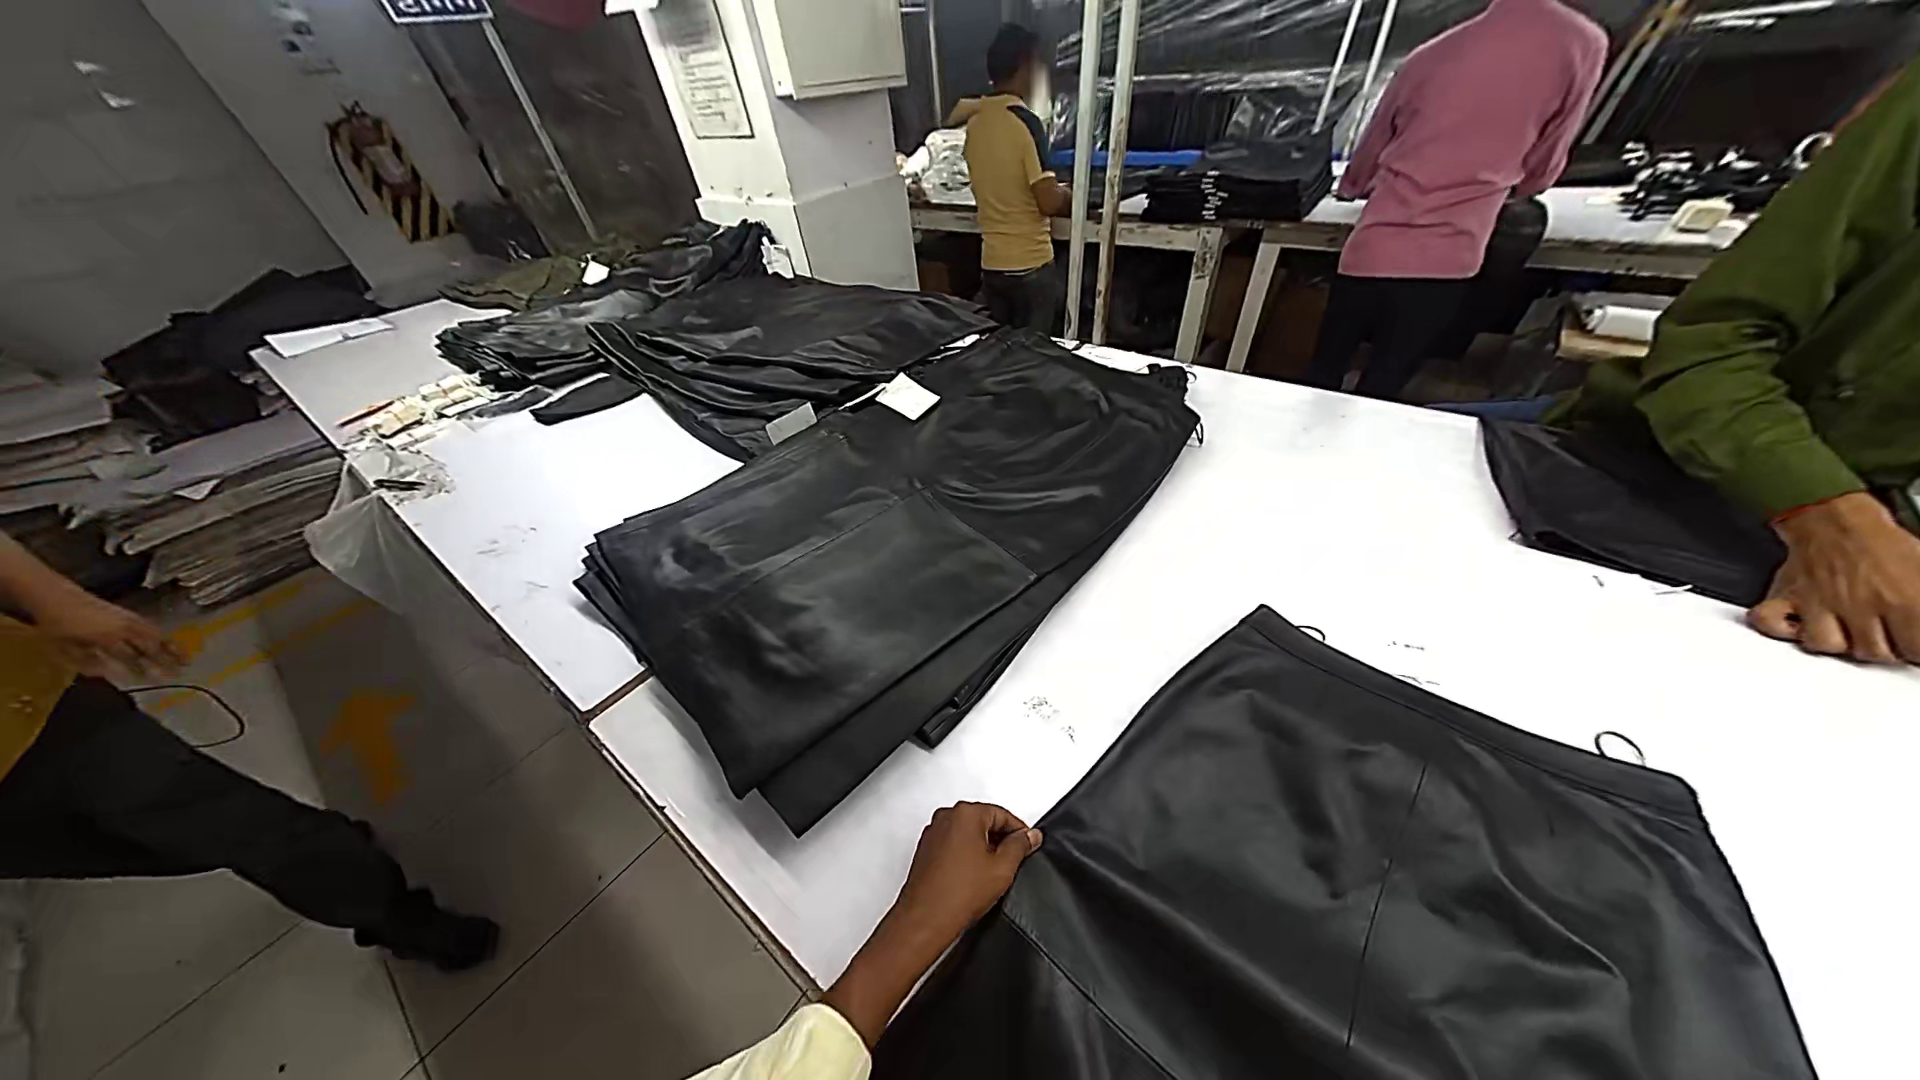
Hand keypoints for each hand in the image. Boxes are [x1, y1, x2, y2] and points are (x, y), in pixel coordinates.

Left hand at [35, 592, 183, 677]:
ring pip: (159, 637)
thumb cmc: (57, 625)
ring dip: (173, 648)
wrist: (60, 598)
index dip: (142, 670)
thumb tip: (107, 673)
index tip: (155, 681)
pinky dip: (165, 639)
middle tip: (179, 672)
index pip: (130, 658)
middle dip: (166, 661)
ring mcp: (134, 621)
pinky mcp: (135, 616)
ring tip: (185, 659)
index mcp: (109, 638)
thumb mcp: (62, 646)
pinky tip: (168, 644)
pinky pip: (155, 629)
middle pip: (151, 647)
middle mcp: (127, 629)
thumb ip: (85, 661)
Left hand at [892, 801, 1041, 940]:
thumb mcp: (1002, 868)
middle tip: (1013, 860)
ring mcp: (933, 832)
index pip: (1002, 814)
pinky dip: (965, 854)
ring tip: (991, 873)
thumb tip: (1030, 836)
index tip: (1028, 842)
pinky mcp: (926, 849)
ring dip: (982, 847)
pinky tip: (972, 877)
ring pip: (967, 832)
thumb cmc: (956, 894)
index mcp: (965, 813)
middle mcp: (946, 817)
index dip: (1019, 831)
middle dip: (1000, 839)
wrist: (926, 920)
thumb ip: (1020, 846)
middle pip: (983, 820)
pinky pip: (953, 843)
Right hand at [1748, 492, 1919, 663]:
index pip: (1918, 651)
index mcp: (1909, 602)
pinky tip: (1795, 624)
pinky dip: (1778, 628)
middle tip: (1888, 634)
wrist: (1835, 519)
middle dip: (1884, 647)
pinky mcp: (1784, 597)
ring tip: (1847, 631)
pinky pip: (1769, 623)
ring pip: (1825, 645)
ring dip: (1837, 641)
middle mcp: (1860, 608)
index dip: (1917, 648)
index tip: (1914, 642)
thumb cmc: (1887, 545)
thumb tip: (1918, 629)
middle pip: (1874, 653)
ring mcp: (1816, 603)